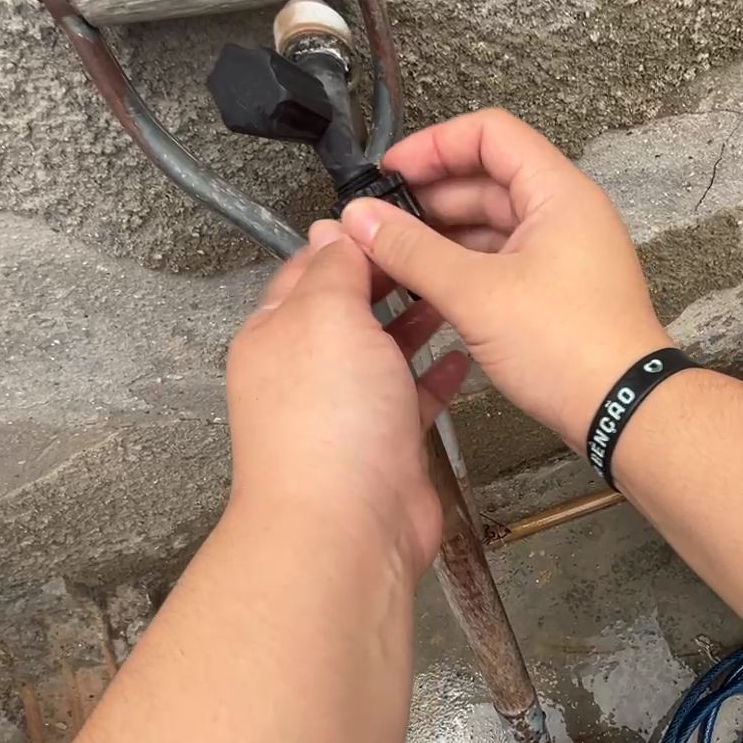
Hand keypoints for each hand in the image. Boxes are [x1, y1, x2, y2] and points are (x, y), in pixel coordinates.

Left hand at [224, 221, 468, 578]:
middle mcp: (311, 369)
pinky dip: (438, 376)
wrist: (350, 522)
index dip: (354, 242)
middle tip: (439, 253)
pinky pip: (415, 397)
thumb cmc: (330, 418)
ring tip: (456, 294)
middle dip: (392, 280)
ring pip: (387, 353)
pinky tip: (463, 359)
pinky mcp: (391, 442)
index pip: (312, 270)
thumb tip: (334, 233)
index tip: (401, 221)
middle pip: (353, 310)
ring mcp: (352, 409)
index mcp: (279, 332)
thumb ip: (335, 270)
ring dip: (418, 323)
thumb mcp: (327, 317)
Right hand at [338, 109, 671, 446]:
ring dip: (446, 239)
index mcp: (559, 195)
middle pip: (489, 182)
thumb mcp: (477, 295)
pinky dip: (469, 270)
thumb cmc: (569, 348)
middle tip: (381, 224)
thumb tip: (362, 219)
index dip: (435, 146)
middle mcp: (568, 217)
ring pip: (496, 229)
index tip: (391, 173)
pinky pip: (508, 264)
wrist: (623, 411)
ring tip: (397, 259)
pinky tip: (432, 288)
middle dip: (432, 199)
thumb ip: (413, 252)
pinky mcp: (562, 294)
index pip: (491, 135)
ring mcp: (567, 257)